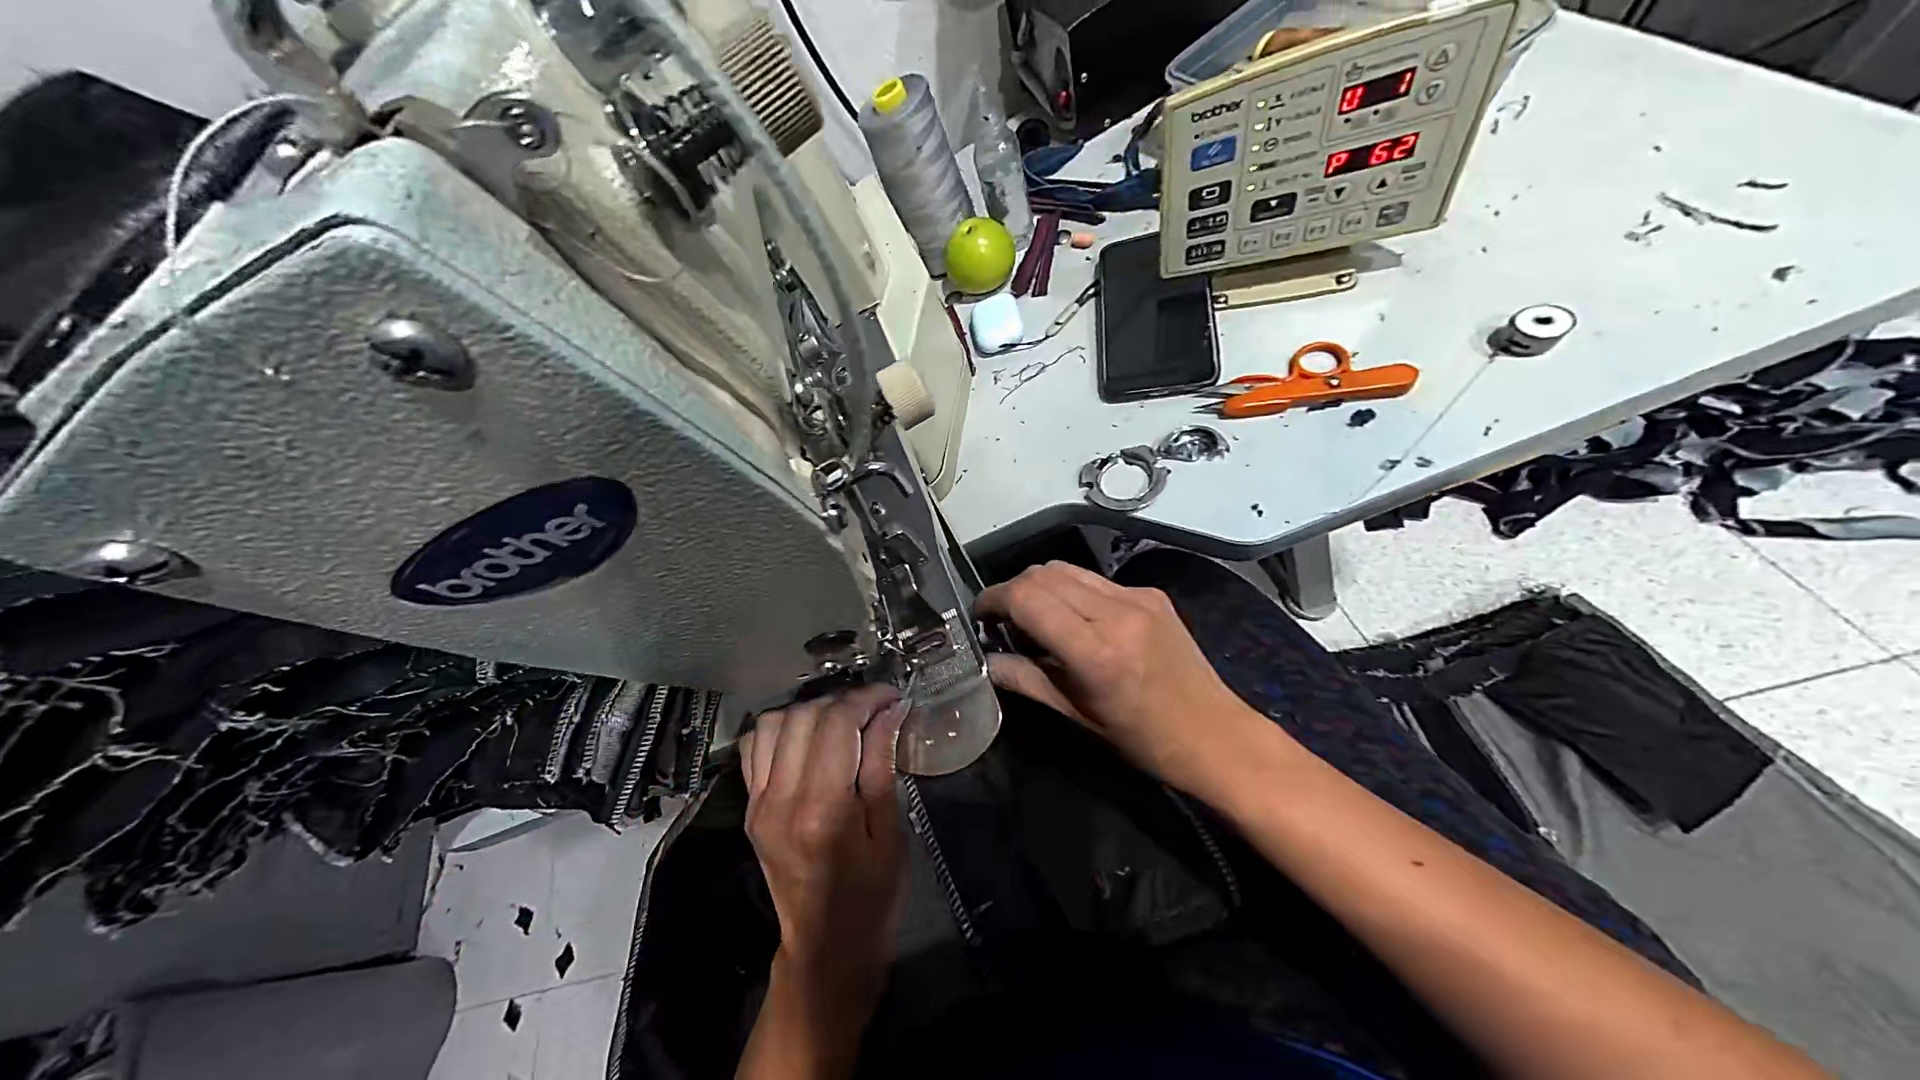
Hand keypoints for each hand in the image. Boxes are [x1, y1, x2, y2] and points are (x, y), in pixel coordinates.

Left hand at [738, 684, 909, 1010]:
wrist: (825, 947)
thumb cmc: (872, 896)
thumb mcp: (891, 831)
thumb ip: (882, 765)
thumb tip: (889, 712)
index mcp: (823, 809)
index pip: (837, 723)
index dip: (867, 699)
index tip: (891, 696)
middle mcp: (781, 800)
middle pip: (804, 716)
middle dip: (843, 701)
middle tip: (874, 709)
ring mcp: (758, 803)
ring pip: (774, 723)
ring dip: (810, 711)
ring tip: (841, 720)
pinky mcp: (750, 808)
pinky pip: (756, 747)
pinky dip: (781, 730)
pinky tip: (808, 738)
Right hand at [976, 561, 1267, 791]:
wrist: (1216, 734)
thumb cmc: (1144, 739)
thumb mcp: (1077, 716)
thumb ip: (1026, 680)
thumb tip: (986, 661)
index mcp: (1096, 650)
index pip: (1027, 598)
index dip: (994, 599)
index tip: (980, 616)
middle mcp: (1117, 612)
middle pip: (1043, 574)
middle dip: (1013, 590)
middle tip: (1003, 620)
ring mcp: (1138, 597)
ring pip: (1068, 569)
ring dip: (1040, 585)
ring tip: (1034, 617)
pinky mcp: (1152, 594)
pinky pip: (1096, 579)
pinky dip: (1072, 590)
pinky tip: (1074, 618)